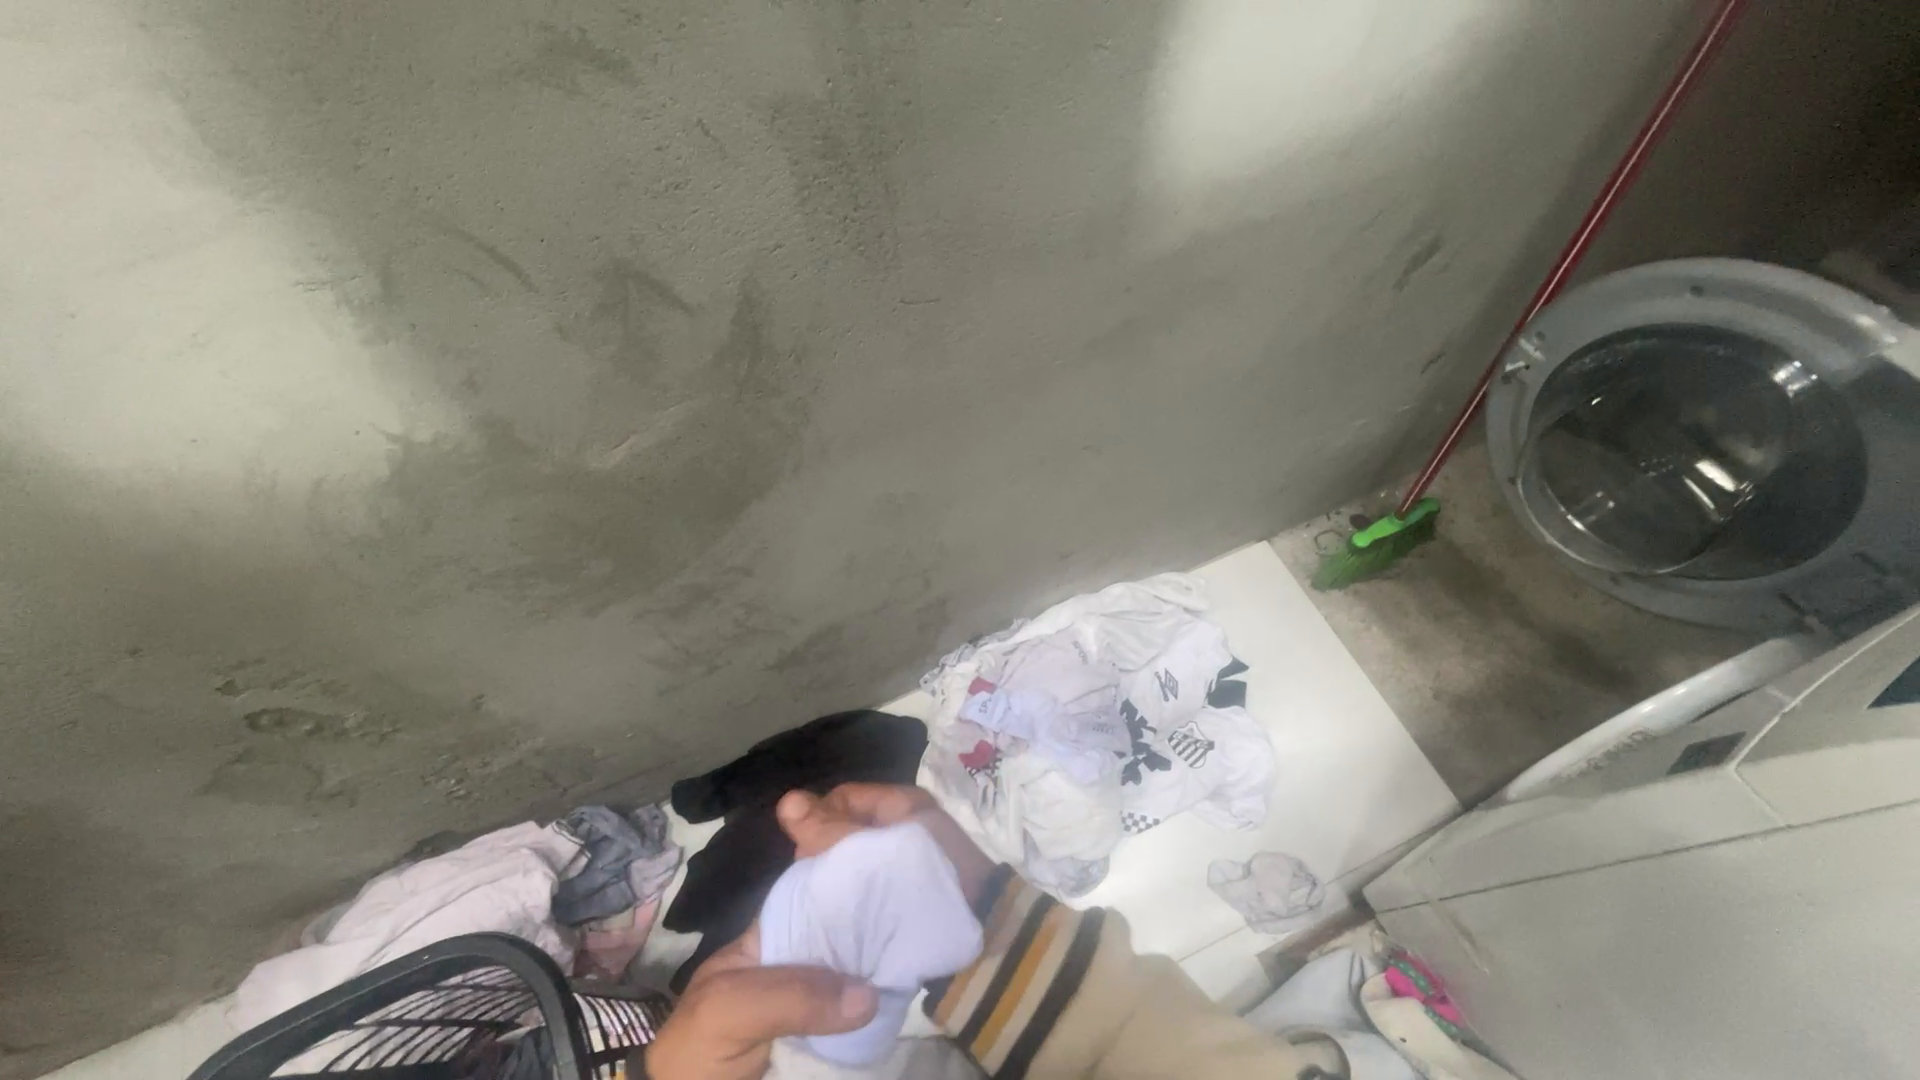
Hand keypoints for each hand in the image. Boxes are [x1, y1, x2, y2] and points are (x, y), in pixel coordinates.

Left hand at [640, 784, 991, 1077]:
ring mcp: (826, 1000)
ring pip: (868, 969)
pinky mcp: (840, 1040)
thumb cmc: (695, 1054)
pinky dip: (894, 1003)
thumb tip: (869, 993)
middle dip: (888, 917)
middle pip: (854, 930)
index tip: (905, 870)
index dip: (860, 880)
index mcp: (777, 934)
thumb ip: (790, 995)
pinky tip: (922, 987)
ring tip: (939, 940)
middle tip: (936, 907)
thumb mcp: (727, 1010)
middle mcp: (807, 958)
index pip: (824, 895)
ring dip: (897, 959)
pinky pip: (872, 1014)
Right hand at [774, 783, 995, 904]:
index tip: (801, 853)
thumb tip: (788, 800)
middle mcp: (906, 819)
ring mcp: (910, 851)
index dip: (817, 818)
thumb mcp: (873, 851)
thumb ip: (830, 829)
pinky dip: (856, 885)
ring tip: (824, 895)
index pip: (842, 797)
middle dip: (825, 847)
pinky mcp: (913, 880)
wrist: (983, 927)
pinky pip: (873, 873)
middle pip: (848, 824)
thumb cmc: (925, 879)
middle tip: (811, 878)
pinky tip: (843, 908)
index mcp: (901, 801)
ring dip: (839, 869)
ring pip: (858, 851)